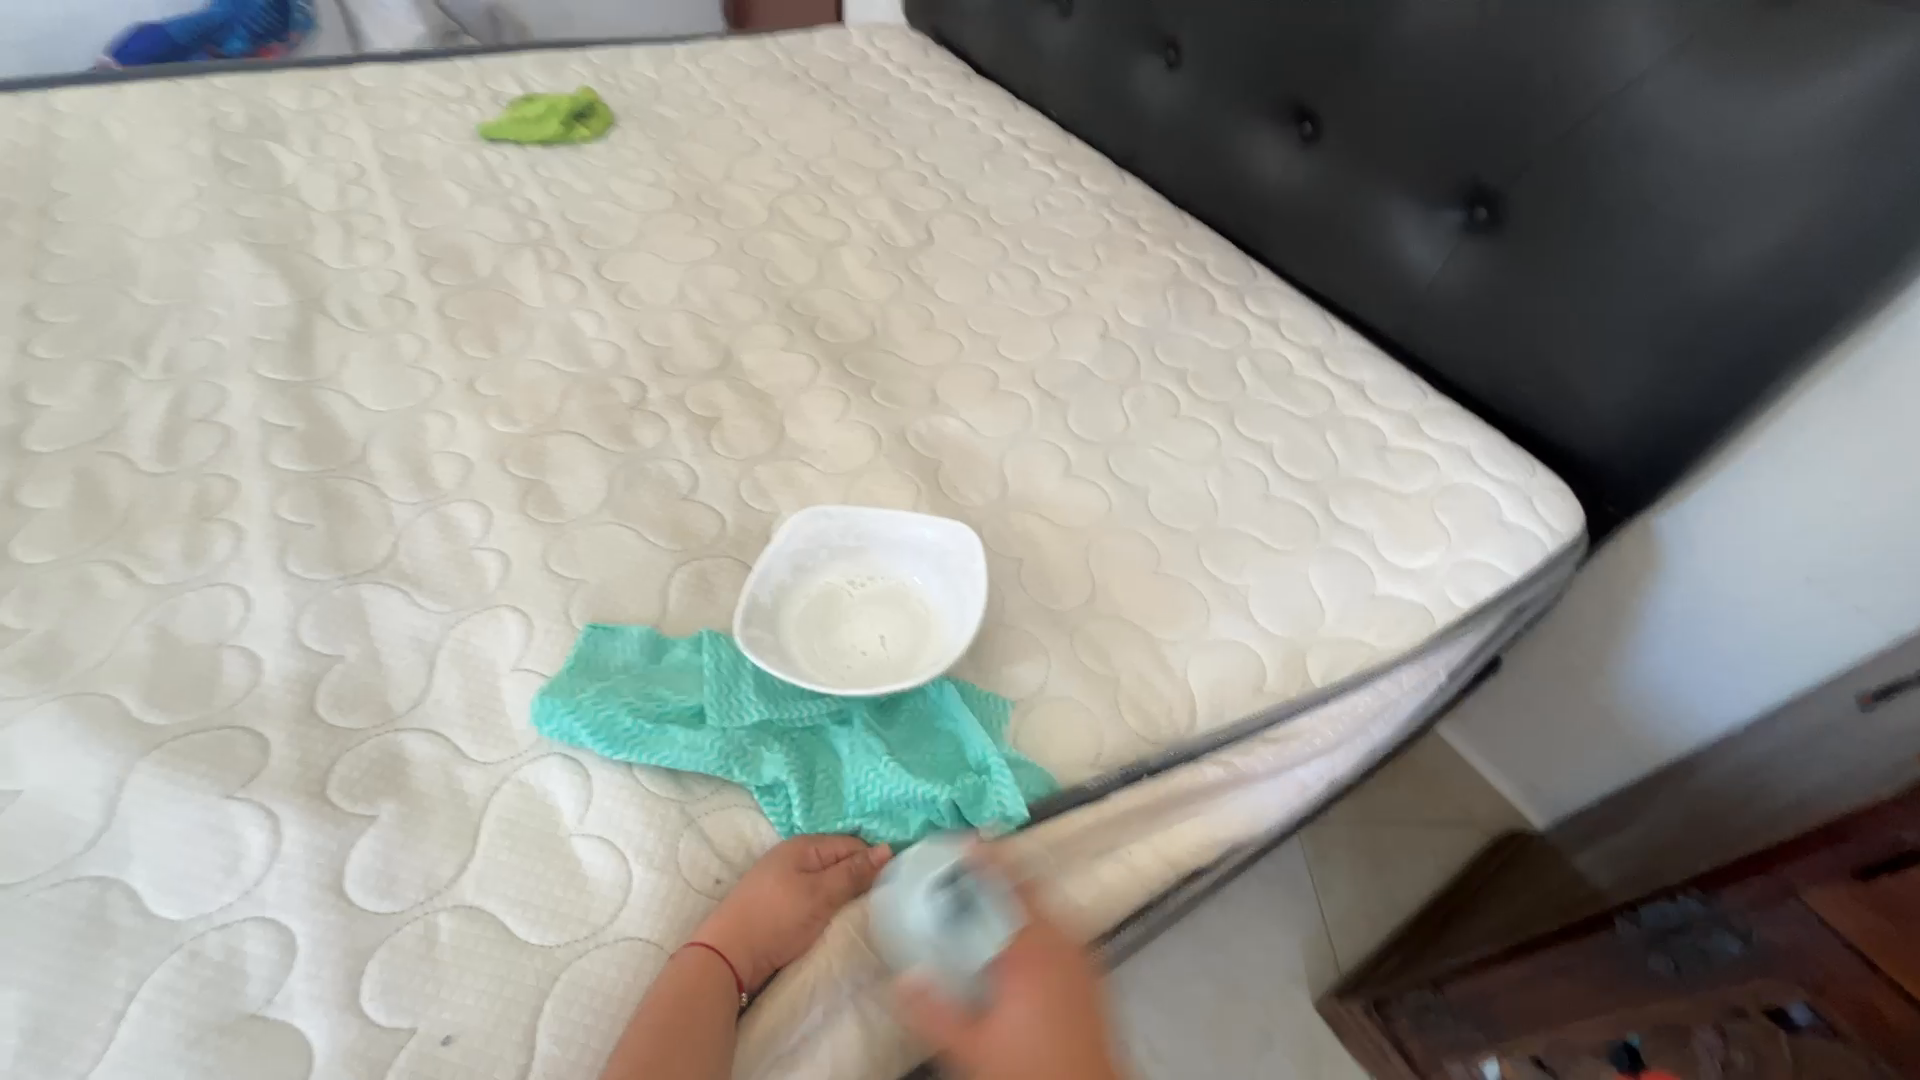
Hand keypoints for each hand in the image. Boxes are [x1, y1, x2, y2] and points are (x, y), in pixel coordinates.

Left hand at [693, 834, 891, 991]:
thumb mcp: (820, 895)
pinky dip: (825, 905)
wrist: (726, 957)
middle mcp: (794, 856)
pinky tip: (833, 919)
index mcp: (805, 845)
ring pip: (826, 880)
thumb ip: (853, 872)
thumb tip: (887, 848)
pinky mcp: (778, 902)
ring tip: (859, 913)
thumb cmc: (776, 920)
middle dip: (858, 879)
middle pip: (839, 861)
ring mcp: (783, 879)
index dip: (872, 862)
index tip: (891, 886)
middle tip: (878, 903)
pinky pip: (812, 896)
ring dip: (842, 895)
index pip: (852, 844)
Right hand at [894, 847, 1122, 1079]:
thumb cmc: (1030, 1070)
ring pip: (1049, 910)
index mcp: (1029, 951)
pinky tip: (1027, 944)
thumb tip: (904, 980)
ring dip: (1023, 900)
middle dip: (1004, 874)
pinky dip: (1042, 923)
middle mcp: (1061, 943)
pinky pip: (1065, 930)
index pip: (1004, 887)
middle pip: (1031, 890)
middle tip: (978, 868)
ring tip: (996, 904)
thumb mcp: (972, 1046)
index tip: (969, 839)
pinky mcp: (1093, 974)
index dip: (986, 858)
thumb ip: (934, 1010)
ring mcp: (1082, 957)